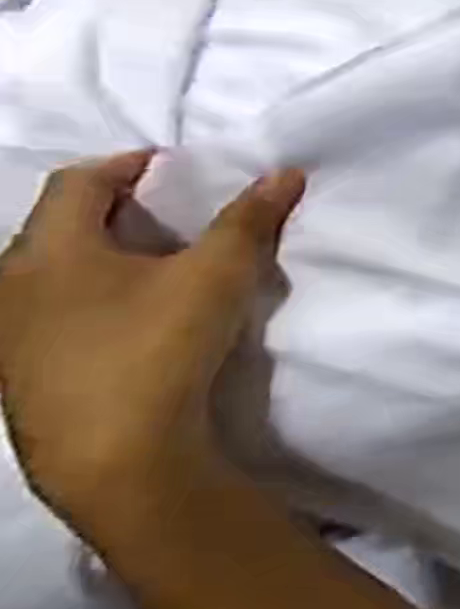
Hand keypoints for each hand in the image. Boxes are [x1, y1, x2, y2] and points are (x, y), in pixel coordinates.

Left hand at [0, 152, 304, 523]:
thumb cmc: (158, 342)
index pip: (79, 183)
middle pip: (58, 225)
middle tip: (170, 206)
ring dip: (102, 251)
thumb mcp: (220, 273)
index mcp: (49, 251)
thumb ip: (250, 220)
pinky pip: (52, 305)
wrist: (112, 446)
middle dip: (113, 208)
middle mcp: (11, 283)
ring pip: (52, 268)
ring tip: (159, 257)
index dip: (126, 164)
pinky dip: (93, 288)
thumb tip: (283, 172)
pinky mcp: (21, 365)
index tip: (168, 161)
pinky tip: (134, 308)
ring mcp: (8, 330)